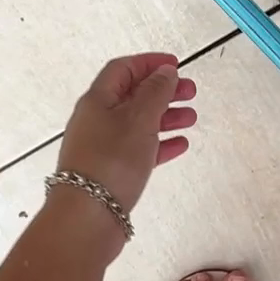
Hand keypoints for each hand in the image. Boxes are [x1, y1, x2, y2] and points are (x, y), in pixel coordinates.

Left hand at [55, 52, 196, 211]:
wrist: (87, 217)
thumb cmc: (112, 160)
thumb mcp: (139, 119)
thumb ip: (155, 92)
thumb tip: (165, 71)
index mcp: (97, 100)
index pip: (123, 69)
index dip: (149, 62)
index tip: (176, 64)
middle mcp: (97, 119)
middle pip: (133, 95)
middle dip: (163, 90)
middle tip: (191, 92)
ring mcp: (102, 146)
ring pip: (138, 122)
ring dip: (166, 116)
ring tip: (192, 118)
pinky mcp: (111, 171)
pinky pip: (139, 149)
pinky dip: (160, 143)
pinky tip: (180, 145)